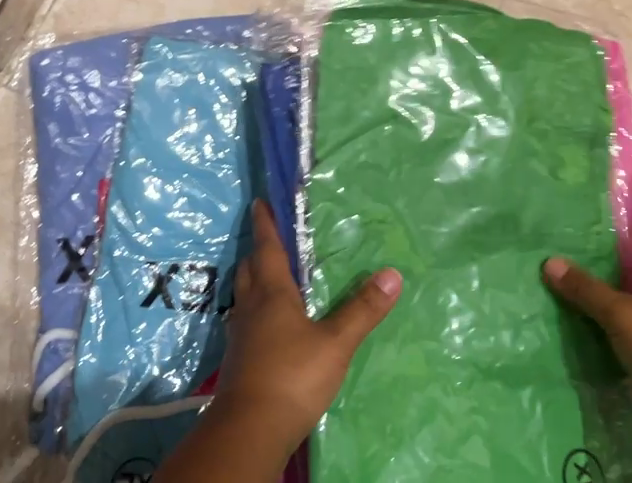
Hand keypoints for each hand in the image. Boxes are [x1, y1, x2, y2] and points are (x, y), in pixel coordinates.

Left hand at [215, 200, 401, 449]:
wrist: (249, 430)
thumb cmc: (292, 376)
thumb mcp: (336, 343)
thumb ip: (362, 310)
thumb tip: (392, 273)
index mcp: (272, 293)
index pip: (267, 248)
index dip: (265, 223)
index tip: (260, 202)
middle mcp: (251, 307)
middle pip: (249, 268)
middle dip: (258, 250)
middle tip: (270, 238)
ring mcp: (241, 335)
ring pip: (244, 294)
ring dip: (253, 279)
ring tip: (268, 276)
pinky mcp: (238, 359)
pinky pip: (244, 320)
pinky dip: (254, 310)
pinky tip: (266, 323)